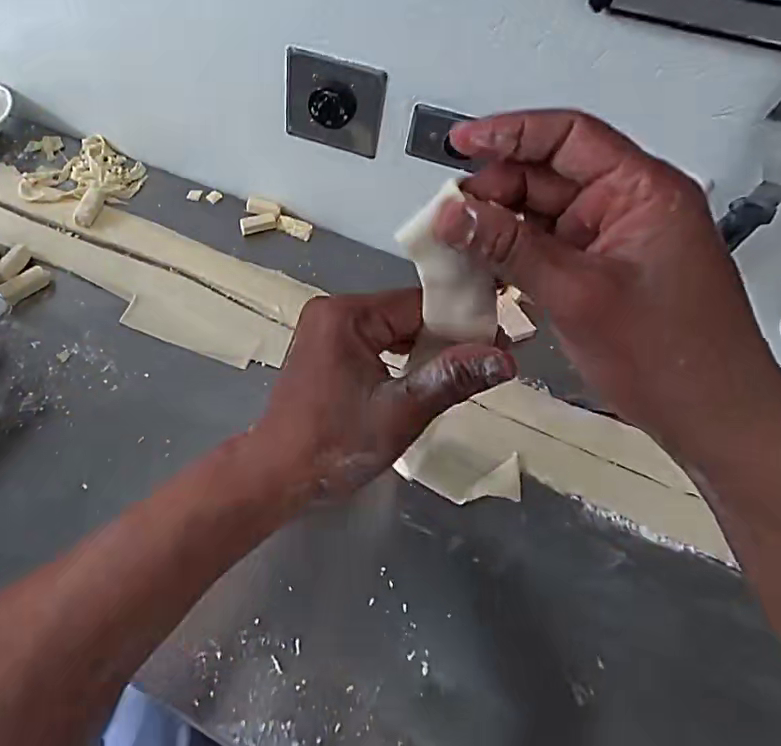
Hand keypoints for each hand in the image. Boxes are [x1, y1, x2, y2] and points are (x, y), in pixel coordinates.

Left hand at [251, 289, 515, 501]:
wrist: (275, 477)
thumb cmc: (333, 445)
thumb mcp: (400, 412)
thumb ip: (451, 379)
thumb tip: (505, 357)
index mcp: (347, 314)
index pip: (418, 303)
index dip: (461, 320)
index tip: (501, 337)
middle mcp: (335, 311)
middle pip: (406, 314)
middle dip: (446, 336)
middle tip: (491, 355)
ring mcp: (328, 330)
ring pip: (393, 329)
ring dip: (426, 348)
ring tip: (468, 366)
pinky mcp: (328, 350)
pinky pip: (377, 343)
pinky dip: (403, 357)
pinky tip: (429, 374)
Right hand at [434, 110, 780, 457]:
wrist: (715, 421)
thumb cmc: (677, 360)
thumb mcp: (578, 295)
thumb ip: (510, 248)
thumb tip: (456, 215)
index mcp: (644, 191)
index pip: (569, 135)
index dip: (510, 131)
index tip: (464, 142)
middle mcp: (630, 204)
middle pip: (548, 174)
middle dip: (495, 190)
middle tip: (451, 214)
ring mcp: (614, 237)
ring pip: (541, 212)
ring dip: (500, 226)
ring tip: (458, 243)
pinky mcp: (602, 267)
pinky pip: (548, 244)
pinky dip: (515, 253)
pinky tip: (485, 266)